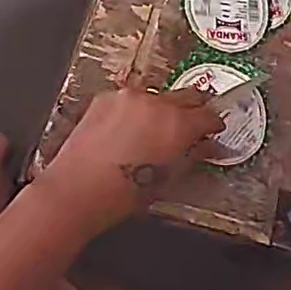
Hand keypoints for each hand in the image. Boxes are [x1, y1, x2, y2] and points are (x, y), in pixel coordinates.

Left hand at [39, 87, 223, 231]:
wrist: (76, 192)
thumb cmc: (124, 194)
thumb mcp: (169, 178)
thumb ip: (194, 155)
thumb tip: (208, 146)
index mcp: (178, 124)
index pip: (208, 115)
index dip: (214, 123)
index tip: (213, 130)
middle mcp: (157, 103)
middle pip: (188, 96)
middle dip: (194, 109)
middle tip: (193, 125)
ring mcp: (130, 97)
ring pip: (158, 96)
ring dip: (163, 108)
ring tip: (155, 130)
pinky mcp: (106, 97)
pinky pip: (131, 98)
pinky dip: (136, 109)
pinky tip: (129, 129)